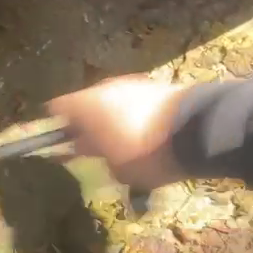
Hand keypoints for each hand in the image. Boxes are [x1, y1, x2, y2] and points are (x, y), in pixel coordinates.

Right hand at [47, 76, 189, 190]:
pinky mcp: (154, 85)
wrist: (197, 129)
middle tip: (93, 148)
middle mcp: (103, 88)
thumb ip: (102, 160)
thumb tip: (100, 154)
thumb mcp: (119, 169)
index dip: (56, 127)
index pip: (55, 109)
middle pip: (85, 104)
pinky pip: (133, 102)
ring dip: (111, 120)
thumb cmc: (147, 154)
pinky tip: (145, 135)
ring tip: (122, 145)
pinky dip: (133, 115)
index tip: (59, 144)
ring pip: (110, 102)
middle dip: (87, 125)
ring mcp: (131, 83)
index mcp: (85, 105)